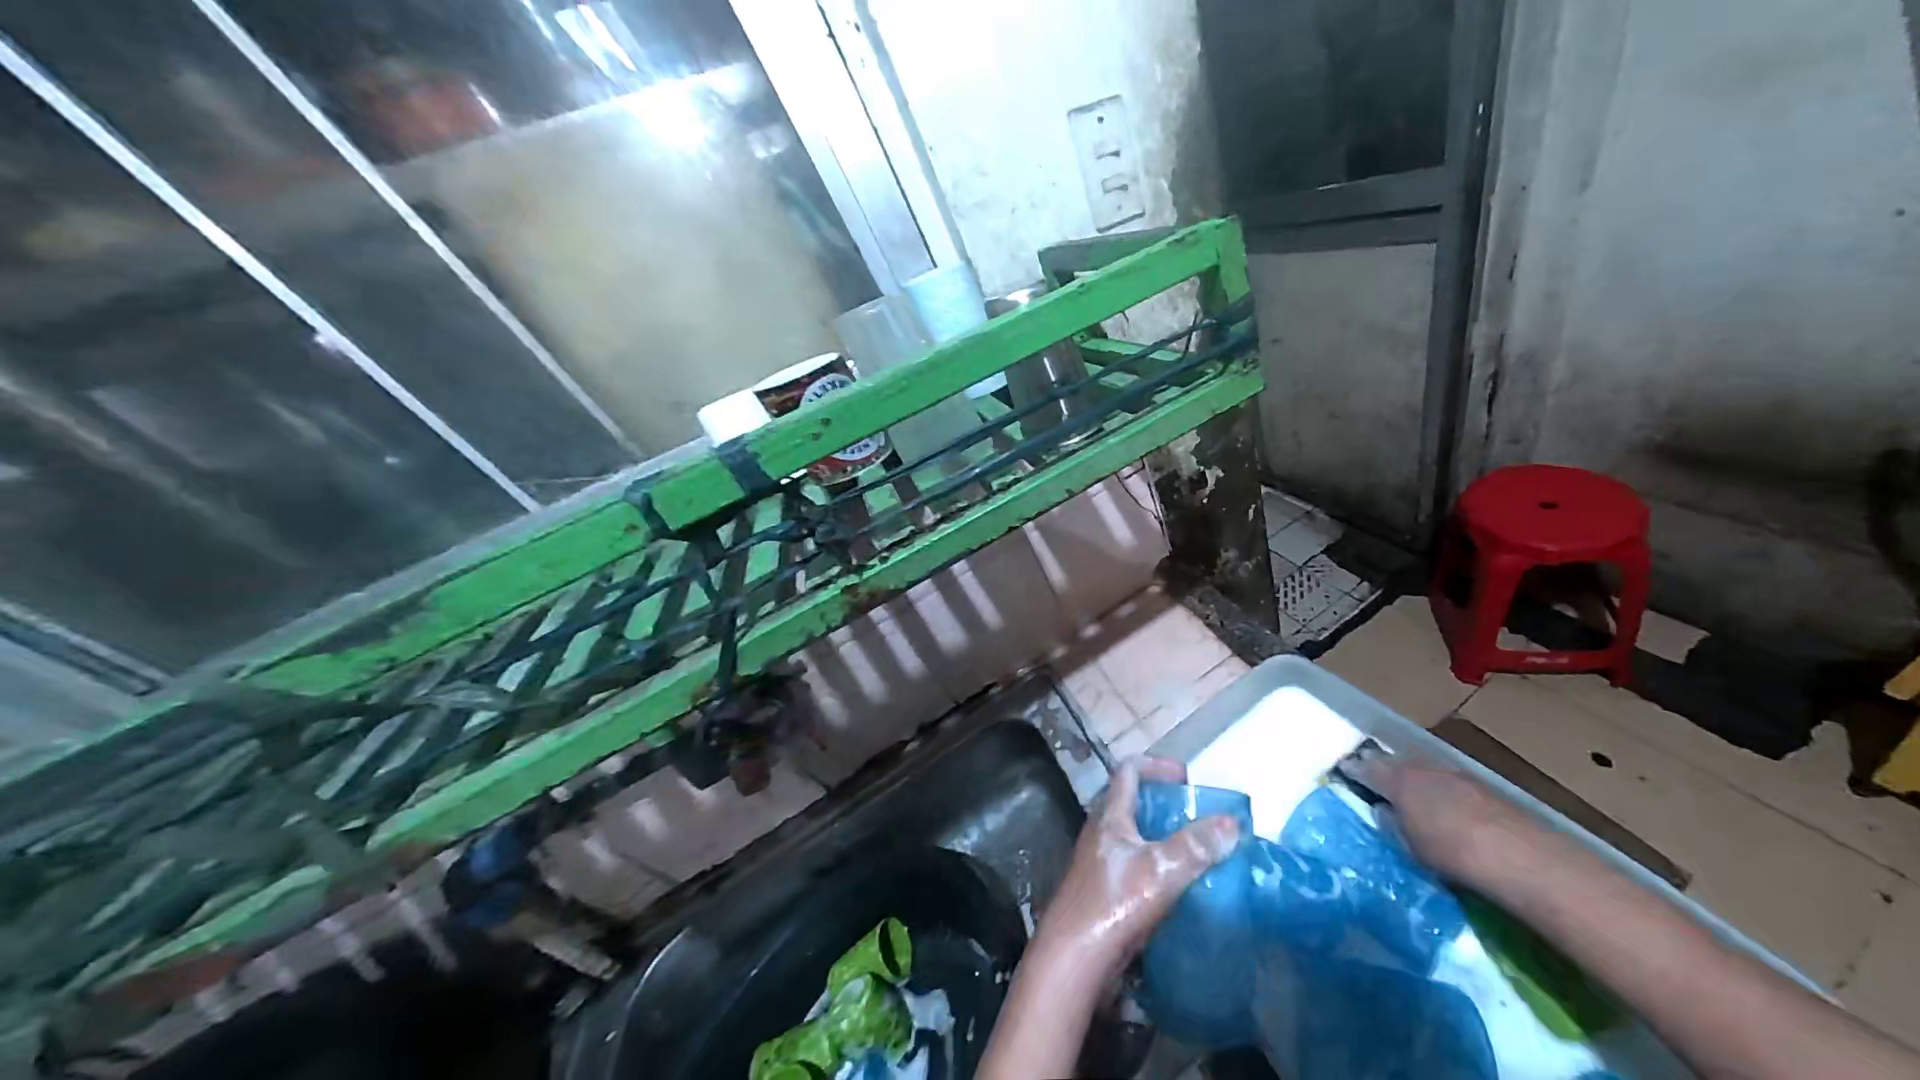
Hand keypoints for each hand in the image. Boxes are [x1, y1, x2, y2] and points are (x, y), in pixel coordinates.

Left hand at [1027, 757, 1240, 986]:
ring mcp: (1097, 861)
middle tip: (1195, 815)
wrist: (1074, 956)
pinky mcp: (1100, 890)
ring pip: (1131, 835)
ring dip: (1159, 835)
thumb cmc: (1114, 904)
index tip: (1185, 777)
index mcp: (1110, 817)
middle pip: (1130, 802)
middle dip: (1163, 803)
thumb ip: (1195, 845)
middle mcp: (1100, 832)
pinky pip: (1131, 863)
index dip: (1156, 765)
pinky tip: (1175, 886)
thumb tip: (1230, 822)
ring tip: (1193, 850)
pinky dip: (1154, 863)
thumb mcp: (1161, 870)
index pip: (1127, 771)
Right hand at [1342, 752, 1548, 885]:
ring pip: (1422, 766)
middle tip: (1369, 770)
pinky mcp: (1482, 786)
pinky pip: (1446, 777)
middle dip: (1381, 764)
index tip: (1343, 770)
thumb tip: (1383, 810)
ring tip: (1403, 783)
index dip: (1353, 769)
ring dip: (1410, 772)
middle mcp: (1422, 768)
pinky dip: (1436, 782)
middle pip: (1394, 761)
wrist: (1521, 857)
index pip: (1366, 769)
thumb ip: (1391, 823)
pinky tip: (1439, 796)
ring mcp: (1454, 773)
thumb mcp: (1409, 845)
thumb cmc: (1452, 854)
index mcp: (1397, 780)